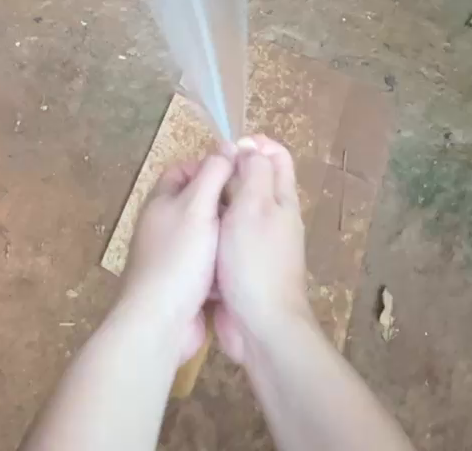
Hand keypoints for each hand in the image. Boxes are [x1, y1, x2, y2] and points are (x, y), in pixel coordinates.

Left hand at [113, 153, 232, 363]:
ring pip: (208, 235)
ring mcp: (174, 255)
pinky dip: (225, 263)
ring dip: (227, 235)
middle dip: (224, 203)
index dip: (210, 167)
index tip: (238, 174)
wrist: (161, 322)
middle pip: (198, 202)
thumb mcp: (197, 207)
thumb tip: (228, 147)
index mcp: (161, 201)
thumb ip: (212, 175)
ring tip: (254, 233)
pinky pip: (210, 265)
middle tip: (252, 204)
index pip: (183, 170)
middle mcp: (164, 225)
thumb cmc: (178, 257)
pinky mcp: (186, 283)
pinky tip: (245, 263)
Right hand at [214, 135, 312, 365]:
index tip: (225, 146)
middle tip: (201, 174)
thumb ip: (253, 172)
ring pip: (236, 210)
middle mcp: (273, 218)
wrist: (261, 327)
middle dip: (229, 171)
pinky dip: (211, 230)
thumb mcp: (255, 206)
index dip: (254, 144)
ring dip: (216, 202)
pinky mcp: (242, 266)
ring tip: (190, 200)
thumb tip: (249, 146)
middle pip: (254, 181)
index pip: (276, 157)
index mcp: (281, 200)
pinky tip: (192, 232)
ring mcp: (258, 244)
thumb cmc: (256, 261)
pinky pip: (225, 237)